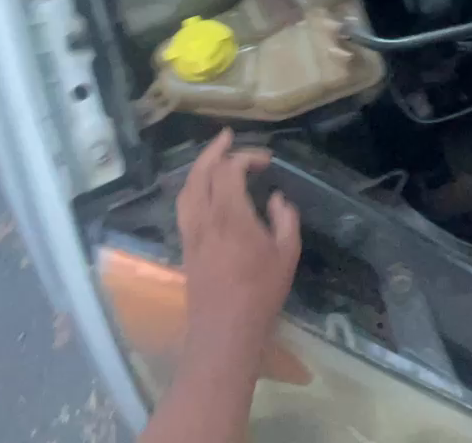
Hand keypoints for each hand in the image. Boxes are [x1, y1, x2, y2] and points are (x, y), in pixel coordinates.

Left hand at [176, 129, 301, 368]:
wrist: (224, 334)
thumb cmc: (261, 293)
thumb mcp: (287, 253)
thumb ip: (285, 219)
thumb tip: (277, 199)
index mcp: (230, 217)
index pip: (228, 172)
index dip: (245, 157)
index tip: (266, 161)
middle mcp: (204, 220)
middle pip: (199, 175)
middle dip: (213, 151)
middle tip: (227, 137)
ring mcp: (191, 235)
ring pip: (185, 191)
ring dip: (198, 168)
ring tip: (213, 157)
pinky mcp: (186, 248)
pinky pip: (183, 207)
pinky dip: (192, 188)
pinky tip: (204, 189)